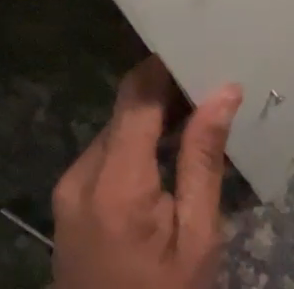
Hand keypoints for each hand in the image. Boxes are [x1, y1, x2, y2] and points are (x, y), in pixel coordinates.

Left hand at [52, 57, 242, 288]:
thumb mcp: (197, 237)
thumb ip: (204, 159)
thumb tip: (224, 90)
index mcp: (115, 182)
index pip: (138, 95)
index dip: (169, 68)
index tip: (207, 55)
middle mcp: (81, 176)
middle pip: (127, 109)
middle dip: (169, 95)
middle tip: (216, 94)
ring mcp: (68, 191)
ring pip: (117, 129)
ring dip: (156, 121)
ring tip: (202, 124)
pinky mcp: (68, 205)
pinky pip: (107, 154)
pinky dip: (139, 146)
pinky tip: (172, 157)